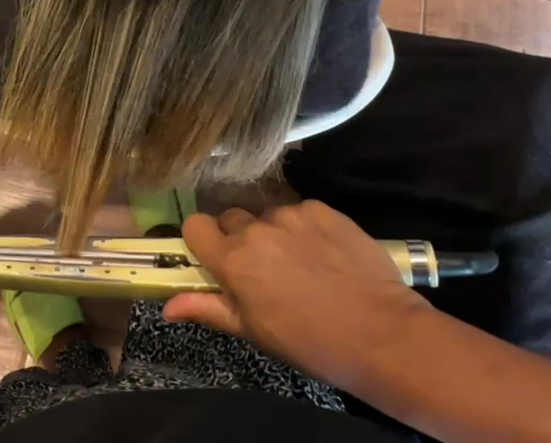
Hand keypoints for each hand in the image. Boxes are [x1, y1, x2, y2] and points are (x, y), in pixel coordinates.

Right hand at [164, 202, 430, 389]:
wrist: (383, 334)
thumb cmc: (311, 343)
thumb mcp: (255, 332)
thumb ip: (209, 309)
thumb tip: (168, 306)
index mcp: (234, 260)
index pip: (195, 226)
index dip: (203, 241)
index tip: (216, 260)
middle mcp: (256, 228)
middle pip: (231, 219)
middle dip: (240, 239)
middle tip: (264, 270)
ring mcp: (291, 214)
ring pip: (268, 216)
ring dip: (275, 235)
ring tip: (302, 265)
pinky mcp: (322, 208)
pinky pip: (300, 212)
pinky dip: (305, 229)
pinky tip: (325, 255)